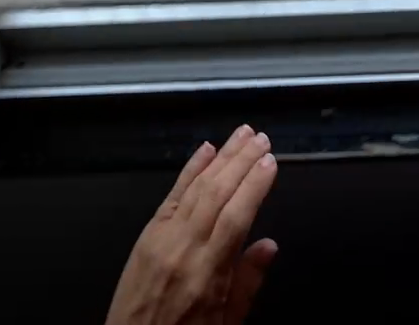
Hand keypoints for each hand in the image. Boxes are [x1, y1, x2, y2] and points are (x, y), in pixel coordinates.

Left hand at [106, 125, 279, 324]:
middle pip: (217, 193)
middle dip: (241, 161)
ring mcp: (163, 237)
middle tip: (260, 138)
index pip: (237, 217)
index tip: (271, 161)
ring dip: (221, 157)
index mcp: (208, 274)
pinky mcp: (147, 233)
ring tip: (241, 135)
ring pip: (197, 188)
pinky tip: (205, 150)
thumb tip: (269, 245)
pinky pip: (172, 195)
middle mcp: (184, 248)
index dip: (254, 185)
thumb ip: (247, 284)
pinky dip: (190, 169)